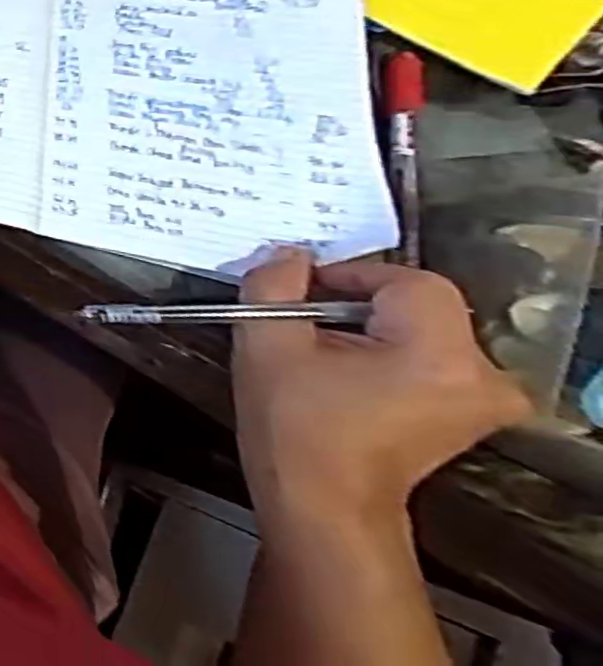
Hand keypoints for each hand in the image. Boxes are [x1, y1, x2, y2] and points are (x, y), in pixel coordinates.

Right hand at [233, 248, 529, 527]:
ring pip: (422, 328)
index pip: (411, 282)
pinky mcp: (470, 410)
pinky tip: (341, 363)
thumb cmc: (292, 419)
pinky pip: (428, 354)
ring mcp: (484, 398)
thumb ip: (273, 284)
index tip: (302, 286)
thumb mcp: (265, 341)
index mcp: (440, 357)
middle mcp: (483, 376)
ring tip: (316, 340)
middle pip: (420, 304)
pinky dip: (383, 346)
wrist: (319, 495)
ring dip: (367, 322)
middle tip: (301, 311)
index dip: (351, 273)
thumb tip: (290, 254)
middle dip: (356, 299)